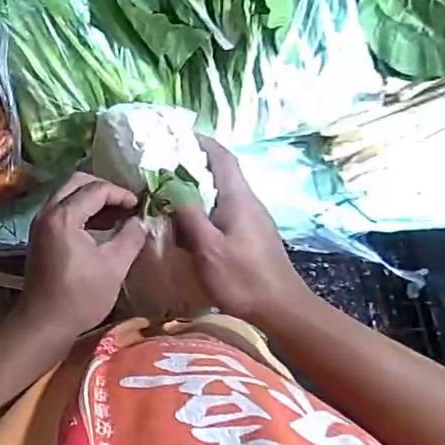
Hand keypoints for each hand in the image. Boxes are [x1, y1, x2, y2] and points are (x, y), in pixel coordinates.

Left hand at [16, 173, 148, 339]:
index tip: (140, 205)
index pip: (96, 190)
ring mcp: (40, 223)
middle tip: (127, 204)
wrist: (44, 322)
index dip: (121, 194)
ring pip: (67, 193)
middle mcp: (47, 213)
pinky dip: (81, 210)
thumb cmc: (80, 297)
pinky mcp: (40, 234)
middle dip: (104, 188)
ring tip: (119, 215)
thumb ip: (131, 237)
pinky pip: (62, 209)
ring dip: (92, 198)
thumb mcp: (114, 267)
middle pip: (77, 182)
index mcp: (64, 217)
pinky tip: (102, 227)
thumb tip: (142, 221)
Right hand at [171, 138, 321, 330]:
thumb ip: (189, 215)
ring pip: (220, 193)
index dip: (202, 142)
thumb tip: (170, 188)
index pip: (222, 157)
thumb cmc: (243, 277)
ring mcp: (251, 219)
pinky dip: (202, 208)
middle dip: (192, 164)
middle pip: (220, 172)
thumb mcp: (208, 248)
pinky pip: (222, 210)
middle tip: (162, 164)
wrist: (282, 309)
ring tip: (166, 191)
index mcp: (238, 199)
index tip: (177, 136)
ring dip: (195, 188)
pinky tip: (185, 222)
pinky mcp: (249, 235)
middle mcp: (247, 202)